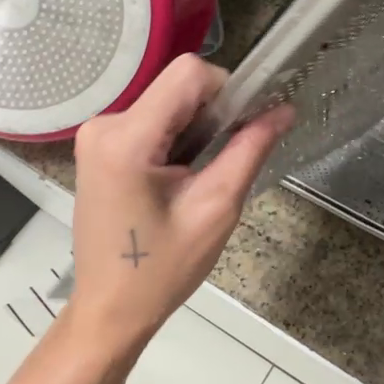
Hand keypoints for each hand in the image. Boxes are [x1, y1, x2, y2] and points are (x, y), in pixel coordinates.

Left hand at [66, 55, 292, 357]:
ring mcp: (98, 134)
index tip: (242, 128)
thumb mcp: (217, 207)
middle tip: (224, 160)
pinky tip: (181, 175)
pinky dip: (177, 134)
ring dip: (196, 126)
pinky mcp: (101, 145)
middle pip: (178, 85)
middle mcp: (105, 125)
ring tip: (201, 174)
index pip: (189, 74)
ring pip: (168, 100)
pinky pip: (153, 117)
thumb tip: (284, 109)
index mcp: (127, 139)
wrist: (109, 309)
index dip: (227, 91)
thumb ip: (250, 148)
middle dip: (213, 112)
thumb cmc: (162, 268)